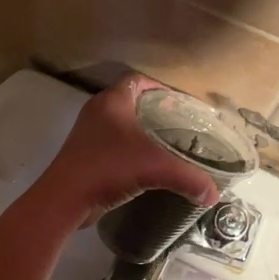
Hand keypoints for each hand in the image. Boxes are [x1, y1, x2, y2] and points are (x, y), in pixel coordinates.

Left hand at [34, 74, 220, 224]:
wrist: (64, 199)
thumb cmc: (108, 168)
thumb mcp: (155, 168)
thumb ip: (188, 177)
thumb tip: (214, 194)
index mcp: (112, 102)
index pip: (137, 80)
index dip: (160, 87)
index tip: (180, 103)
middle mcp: (97, 112)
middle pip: (129, 101)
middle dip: (153, 110)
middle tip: (177, 124)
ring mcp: (87, 134)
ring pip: (118, 124)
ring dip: (139, 131)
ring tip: (164, 144)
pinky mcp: (82, 155)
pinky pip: (110, 144)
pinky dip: (127, 149)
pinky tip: (144, 165)